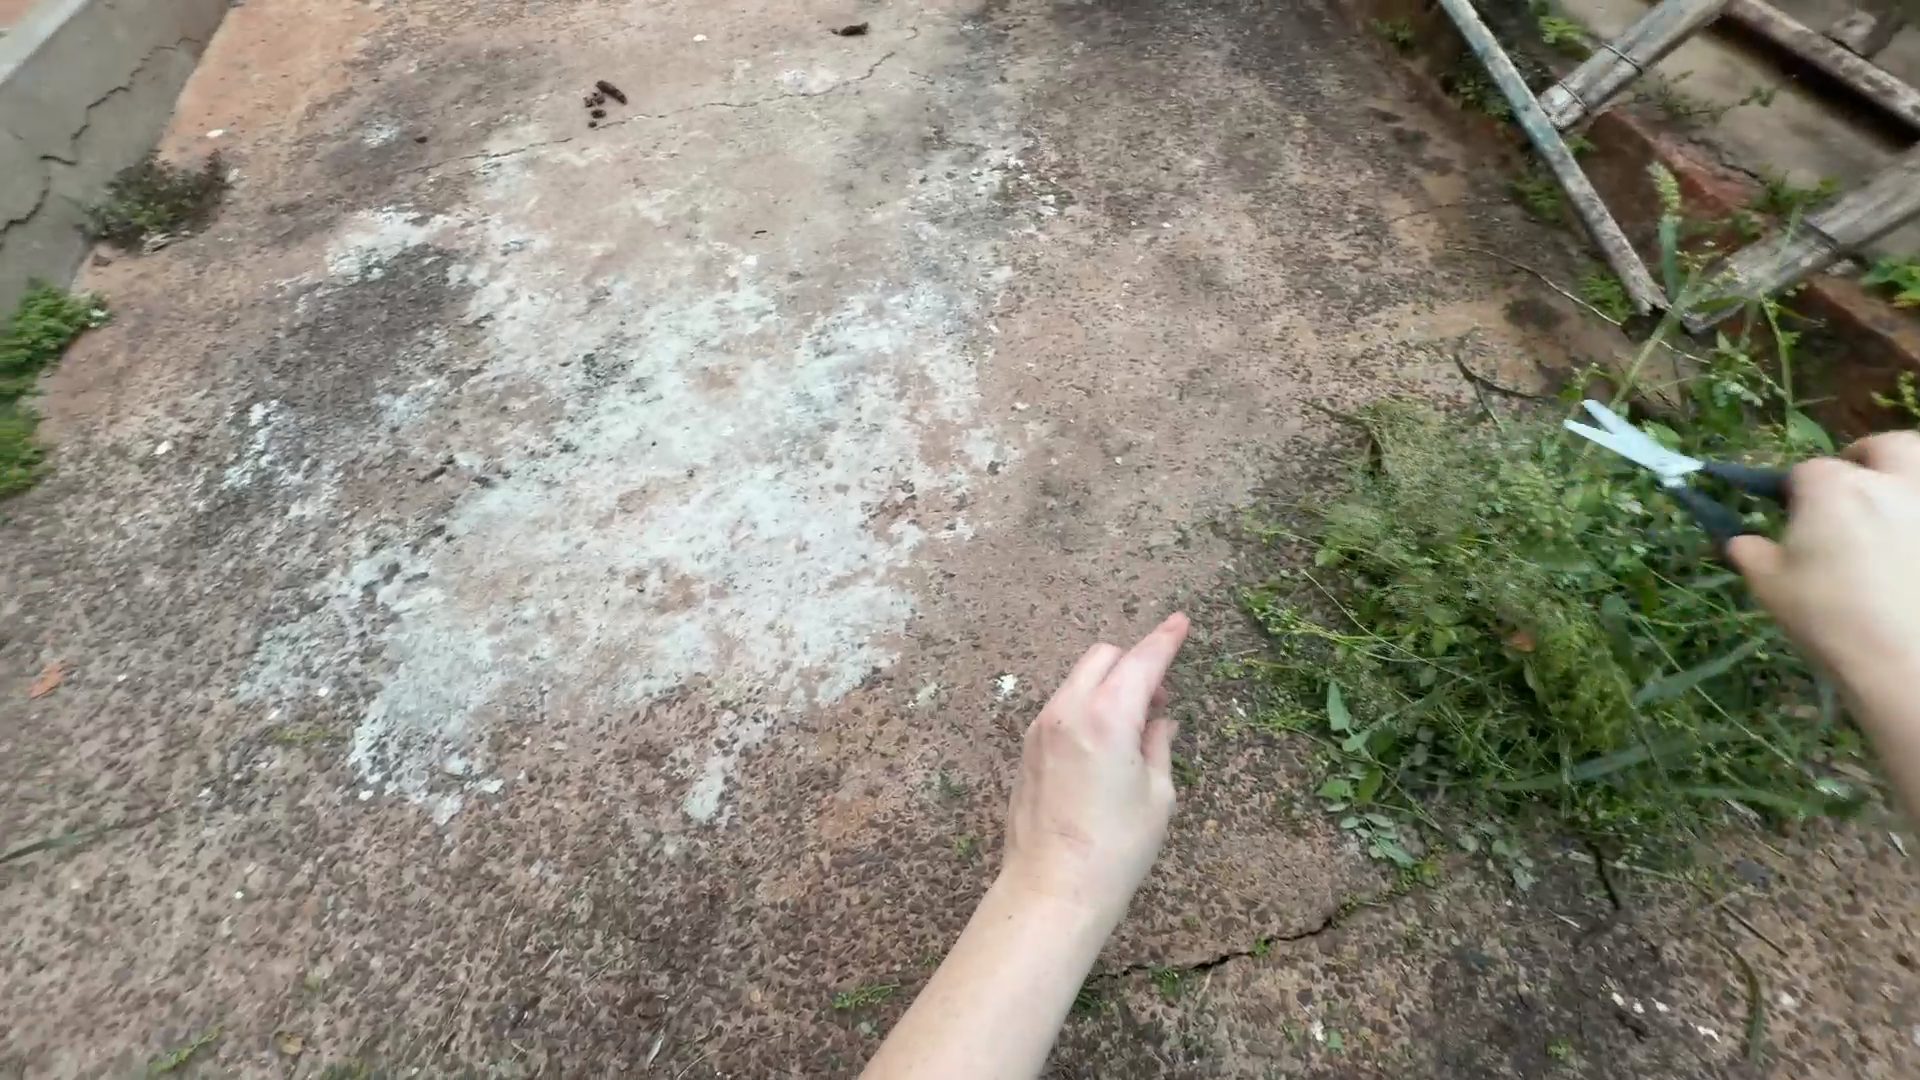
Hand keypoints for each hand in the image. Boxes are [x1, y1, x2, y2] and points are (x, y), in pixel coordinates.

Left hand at [998, 613, 1189, 929]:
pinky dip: (1087, 703)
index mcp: (1105, 716)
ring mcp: (1040, 725)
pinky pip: (1063, 704)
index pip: (1141, 661)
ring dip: (1109, 684)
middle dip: (1135, 662)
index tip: (1181, 621)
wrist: (1050, 888)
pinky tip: (1104, 742)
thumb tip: (1160, 720)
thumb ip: (1158, 744)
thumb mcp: (1156, 797)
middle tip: (1160, 701)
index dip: (1165, 639)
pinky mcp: (1027, 744)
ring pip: (1079, 678)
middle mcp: (1066, 709)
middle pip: (1103, 657)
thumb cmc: (1116, 849)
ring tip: (1134, 728)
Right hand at [1728, 433, 1919, 692]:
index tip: (1791, 511)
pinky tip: (1908, 545)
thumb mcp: (1767, 582)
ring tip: (1892, 509)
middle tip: (1856, 488)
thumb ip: (1751, 550)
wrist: (1911, 658)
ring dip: (1908, 479)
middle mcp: (1898, 483)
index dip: (1798, 489)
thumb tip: (1742, 541)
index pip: (1809, 470)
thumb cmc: (1827, 614)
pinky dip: (1919, 521)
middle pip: (1891, 446)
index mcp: (1835, 489)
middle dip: (1869, 459)